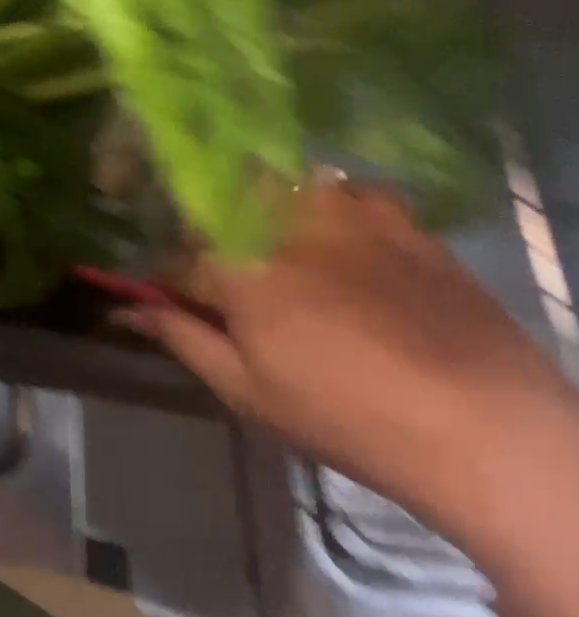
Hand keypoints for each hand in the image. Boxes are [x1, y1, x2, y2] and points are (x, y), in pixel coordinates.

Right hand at [122, 176, 578, 548]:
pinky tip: (336, 234)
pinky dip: (331, 202)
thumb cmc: (348, 417)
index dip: (158, 278)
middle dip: (202, 226)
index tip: (157, 297)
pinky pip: (353, 191)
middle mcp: (288, 230)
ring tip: (269, 240)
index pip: (174, 260)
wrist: (490, 432)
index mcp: (240, 270)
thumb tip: (125, 308)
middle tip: (212, 268)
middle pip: (220, 201)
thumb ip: (182, 337)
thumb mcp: (246, 390)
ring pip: (284, 184)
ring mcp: (353, 222)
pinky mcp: (408, 229)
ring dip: (261, 204)